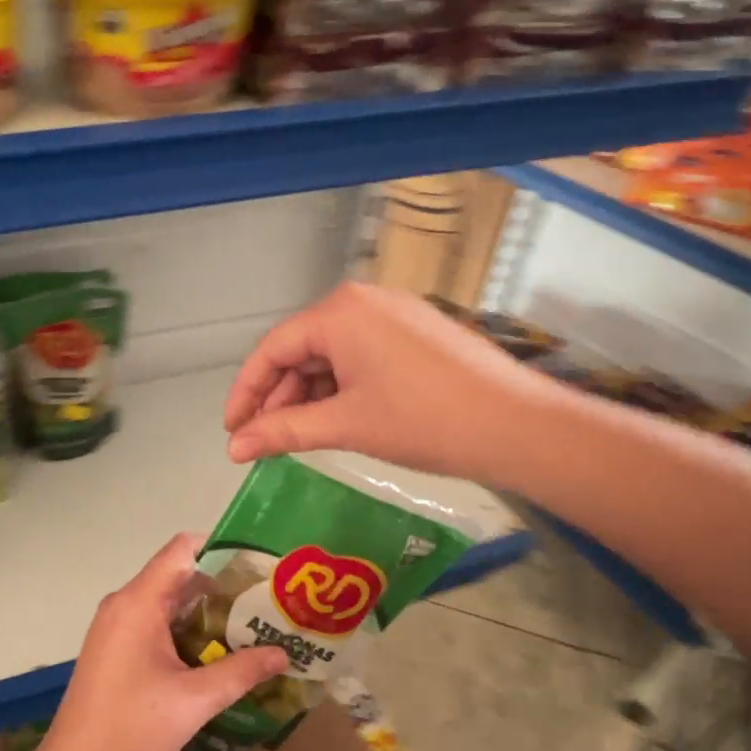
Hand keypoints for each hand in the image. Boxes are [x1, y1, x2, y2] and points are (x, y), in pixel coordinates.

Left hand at [42, 533, 285, 750]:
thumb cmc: (134, 728)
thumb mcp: (196, 699)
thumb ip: (242, 671)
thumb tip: (283, 654)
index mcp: (138, 602)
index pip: (182, 549)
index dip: (221, 548)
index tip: (259, 566)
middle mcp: (124, 604)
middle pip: (178, 575)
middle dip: (222, 586)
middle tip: (266, 602)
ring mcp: (115, 626)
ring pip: (167, 602)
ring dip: (206, 612)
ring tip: (252, 627)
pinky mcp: (114, 648)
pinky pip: (154, 623)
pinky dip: (185, 630)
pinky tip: (216, 653)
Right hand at [223, 282, 550, 481]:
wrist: (518, 426)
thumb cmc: (423, 421)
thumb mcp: (345, 425)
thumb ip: (282, 432)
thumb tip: (233, 449)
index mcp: (339, 312)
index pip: (272, 349)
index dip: (246, 392)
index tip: (232, 432)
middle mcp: (362, 300)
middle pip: (301, 349)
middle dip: (279, 397)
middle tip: (265, 442)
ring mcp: (393, 313)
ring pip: (331, 354)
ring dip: (310, 395)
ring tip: (301, 437)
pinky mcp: (416, 331)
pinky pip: (361, 354)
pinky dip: (342, 387)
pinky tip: (339, 419)